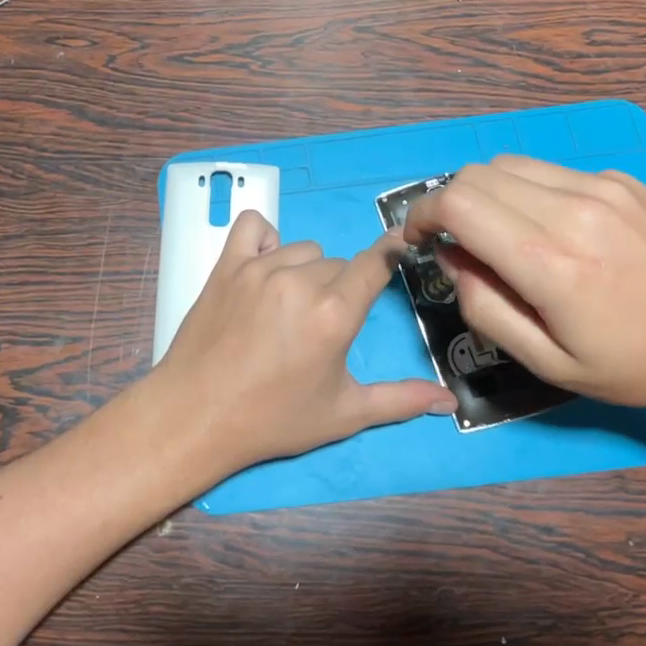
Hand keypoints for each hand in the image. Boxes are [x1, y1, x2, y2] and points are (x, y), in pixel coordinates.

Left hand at [146, 211, 456, 473]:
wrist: (197, 415)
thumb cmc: (273, 419)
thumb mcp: (343, 414)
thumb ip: (399, 400)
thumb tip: (449, 401)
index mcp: (334, 313)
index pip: (375, 263)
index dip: (389, 255)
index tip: (396, 251)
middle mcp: (300, 281)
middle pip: (337, 264)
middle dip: (339, 289)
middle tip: (320, 327)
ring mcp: (259, 268)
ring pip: (301, 249)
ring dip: (304, 270)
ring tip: (288, 307)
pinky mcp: (227, 265)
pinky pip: (253, 226)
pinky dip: (264, 238)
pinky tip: (263, 266)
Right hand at [401, 156, 645, 425]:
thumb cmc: (644, 365)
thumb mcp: (552, 364)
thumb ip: (485, 308)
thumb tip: (451, 258)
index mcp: (550, 261)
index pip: (457, 203)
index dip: (422, 215)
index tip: (418, 239)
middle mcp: (571, 208)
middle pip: (475, 174)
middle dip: (450, 203)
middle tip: (458, 243)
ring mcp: (601, 186)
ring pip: (509, 164)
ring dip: (487, 193)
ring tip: (502, 234)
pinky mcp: (622, 179)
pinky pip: (549, 171)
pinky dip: (528, 191)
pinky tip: (554, 230)